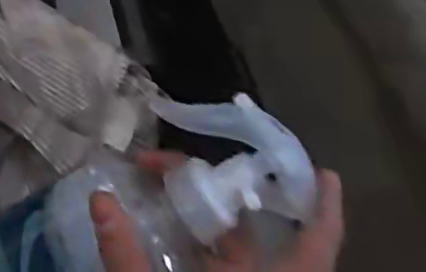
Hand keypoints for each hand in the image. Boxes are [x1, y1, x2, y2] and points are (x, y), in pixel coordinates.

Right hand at [90, 151, 343, 271]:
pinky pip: (220, 268)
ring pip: (237, 253)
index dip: (325, 213)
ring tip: (163, 181)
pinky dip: (201, 243)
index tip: (325, 172)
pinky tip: (171, 227)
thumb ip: (125, 259)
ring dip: (206, 216)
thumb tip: (100, 197)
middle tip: (166, 163)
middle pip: (258, 237)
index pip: (312, 252)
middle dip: (218, 193)